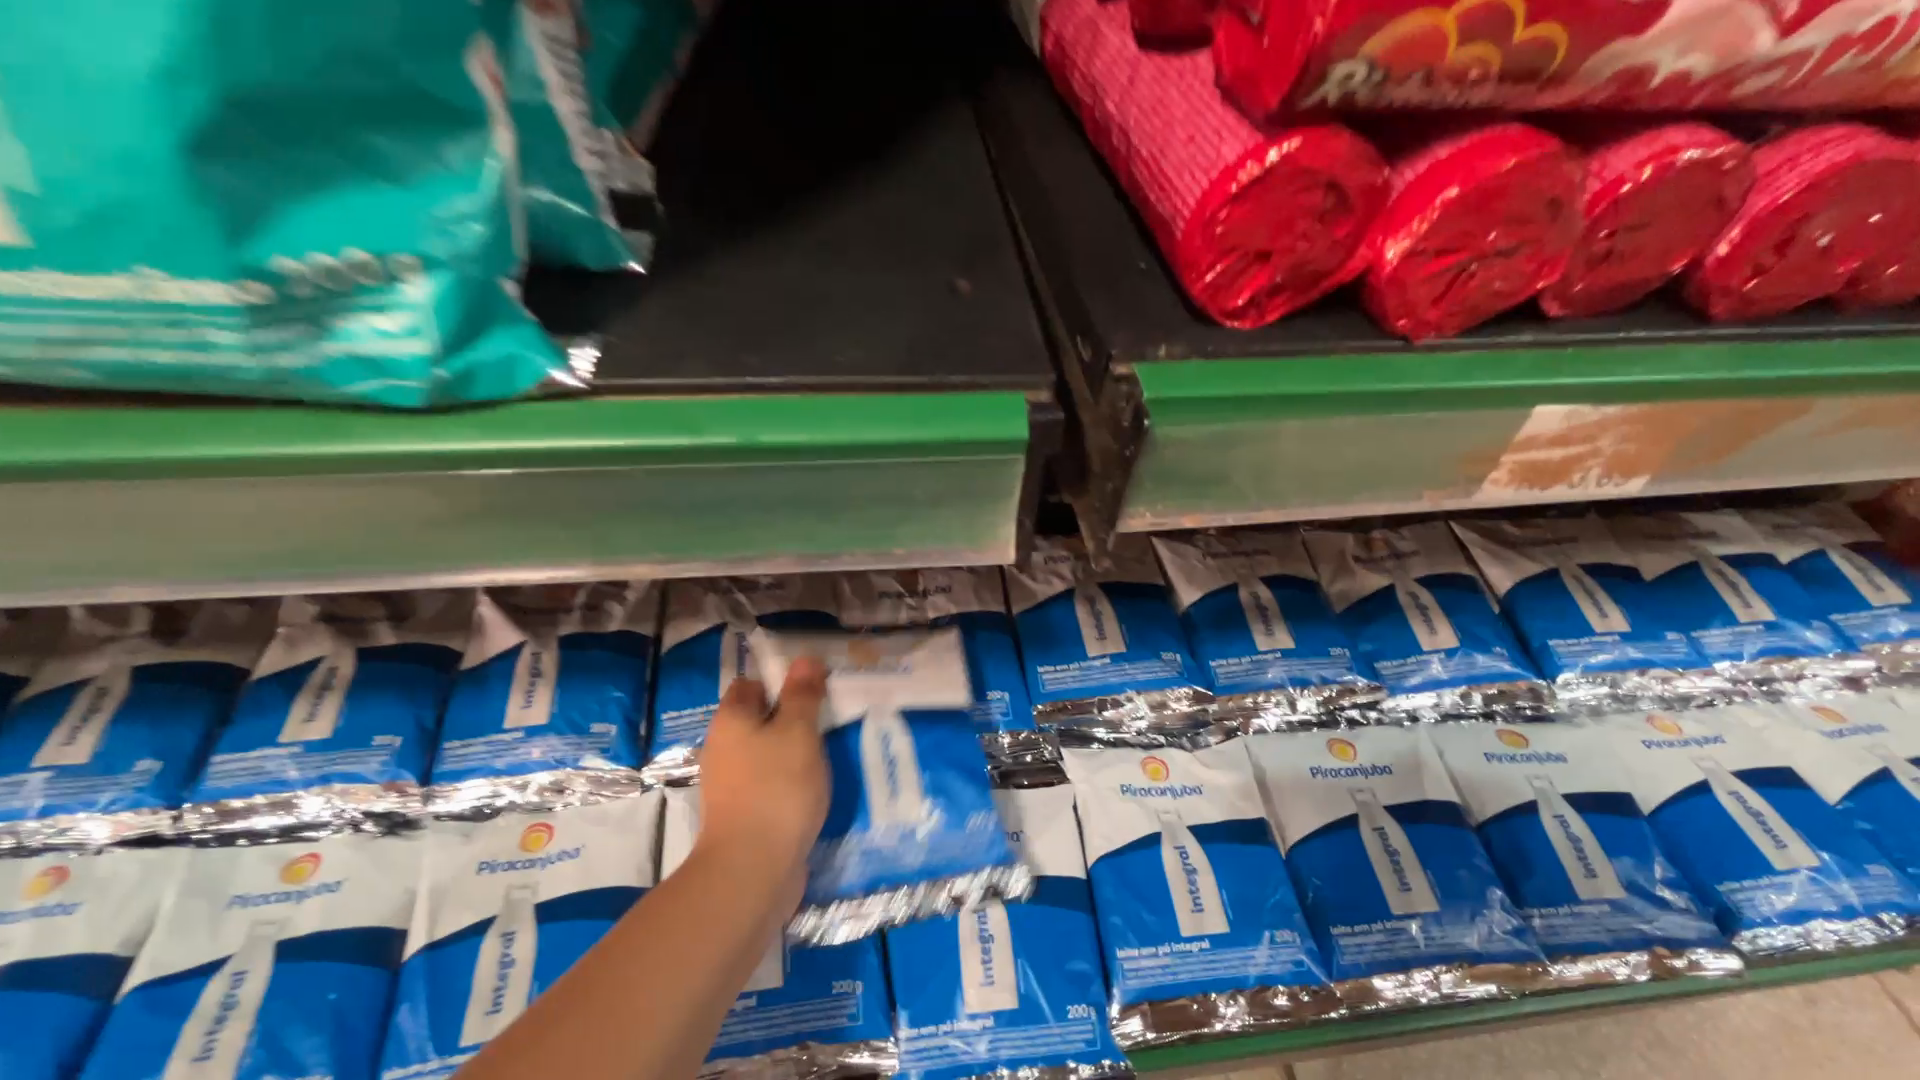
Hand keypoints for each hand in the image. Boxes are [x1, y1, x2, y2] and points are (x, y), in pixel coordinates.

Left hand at [694, 657, 830, 910]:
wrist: (752, 867)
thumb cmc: (777, 788)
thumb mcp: (798, 732)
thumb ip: (802, 695)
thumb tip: (804, 659)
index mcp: (731, 720)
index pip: (751, 685)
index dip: (780, 681)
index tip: (815, 689)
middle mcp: (722, 748)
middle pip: (757, 720)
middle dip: (790, 718)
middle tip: (828, 720)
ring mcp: (730, 784)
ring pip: (764, 754)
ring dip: (792, 753)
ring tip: (828, 755)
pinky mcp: (742, 814)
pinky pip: (768, 784)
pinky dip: (788, 782)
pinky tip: (813, 790)